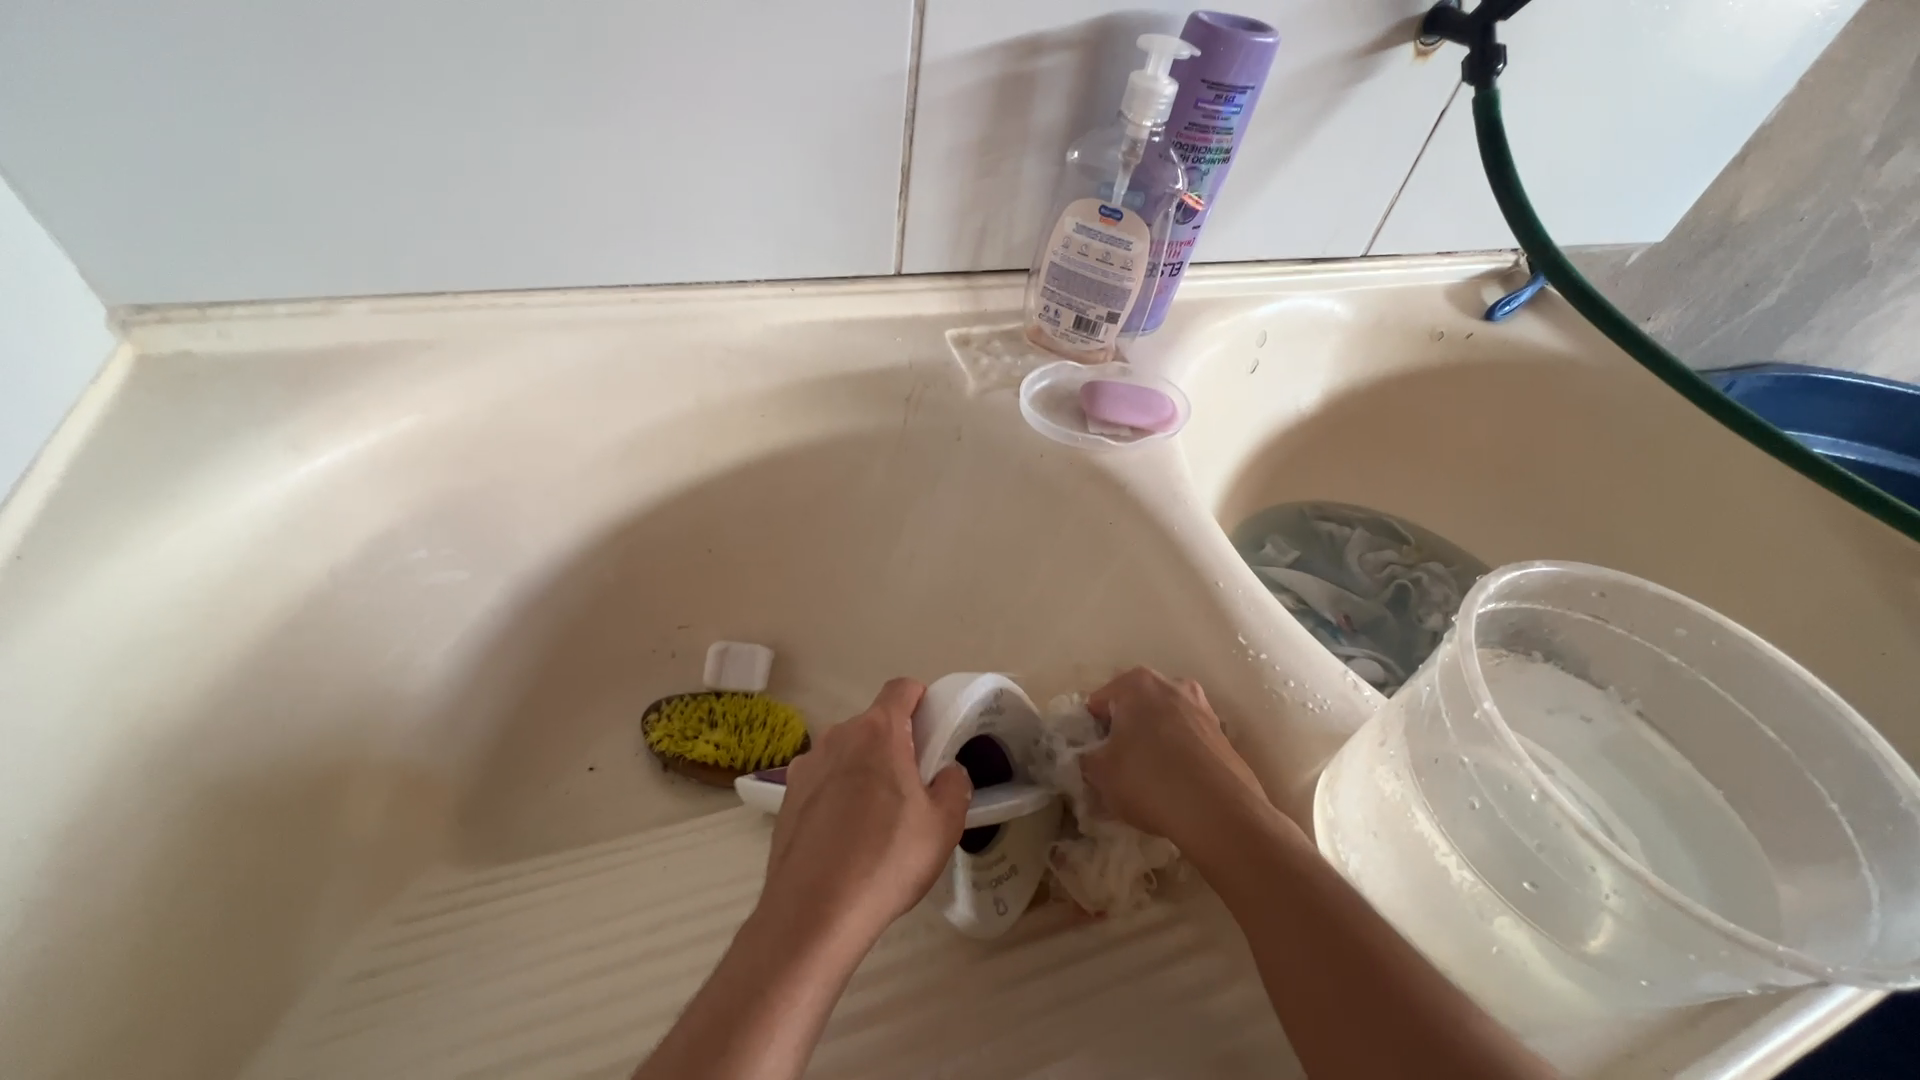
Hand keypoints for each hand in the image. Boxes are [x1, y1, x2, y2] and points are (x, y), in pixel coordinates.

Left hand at [758, 678, 972, 949]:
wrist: (813, 912)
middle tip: (915, 787)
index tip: (934, 733)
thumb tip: (947, 774)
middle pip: (874, 724)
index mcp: (877, 732)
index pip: (901, 689)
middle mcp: (836, 737)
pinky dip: (838, 796)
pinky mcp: (786, 798)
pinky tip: (846, 839)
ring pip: (846, 754)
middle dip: (896, 745)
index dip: (922, 701)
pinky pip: (823, 782)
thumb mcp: (943, 825)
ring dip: (865, 771)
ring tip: (879, 820)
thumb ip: (954, 786)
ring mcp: (805, 767)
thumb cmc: (886, 860)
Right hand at [1081, 667, 1272, 851]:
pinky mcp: (1222, 734)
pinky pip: (1186, 740)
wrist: (1219, 812)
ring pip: (1162, 723)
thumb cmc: (1148, 780)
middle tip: (1116, 768)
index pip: (1098, 703)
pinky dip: (1177, 756)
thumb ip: (1084, 759)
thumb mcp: (1099, 774)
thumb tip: (1088, 758)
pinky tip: (1174, 786)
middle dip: (1123, 733)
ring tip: (1147, 781)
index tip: (1092, 759)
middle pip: (1134, 709)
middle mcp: (1171, 684)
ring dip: (1151, 743)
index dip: (1090, 732)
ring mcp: (1202, 707)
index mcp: (1136, 683)